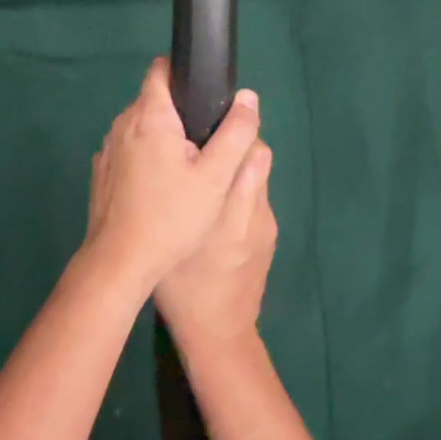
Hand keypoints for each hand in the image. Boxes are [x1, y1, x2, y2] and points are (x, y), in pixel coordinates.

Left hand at [84, 58, 261, 291]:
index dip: (185, 73)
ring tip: (187, 173)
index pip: (162, 70)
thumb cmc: (171, 217)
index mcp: (149, 115)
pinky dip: (146, 160)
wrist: (120, 261)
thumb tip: (247, 98)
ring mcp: (107, 148)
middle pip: (155, 102)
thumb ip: (236, 133)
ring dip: (163, 140)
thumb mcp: (216, 177)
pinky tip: (161, 191)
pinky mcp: (101, 172)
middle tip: (207, 147)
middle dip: (181, 115)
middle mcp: (122, 123)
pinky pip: (129, 152)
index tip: (205, 95)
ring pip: (141, 129)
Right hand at [156, 140, 274, 354]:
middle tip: (212, 135)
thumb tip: (175, 153)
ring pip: (260, 174)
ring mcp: (265, 224)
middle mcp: (250, 212)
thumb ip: (175, 196)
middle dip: (240, 138)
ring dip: (244, 161)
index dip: (235, 125)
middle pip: (257, 155)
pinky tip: (225, 196)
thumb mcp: (169, 238)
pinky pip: (260, 195)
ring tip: (217, 162)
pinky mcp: (271, 234)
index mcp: (221, 212)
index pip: (243, 151)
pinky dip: (246, 185)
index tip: (218, 109)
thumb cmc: (179, 284)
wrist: (219, 330)